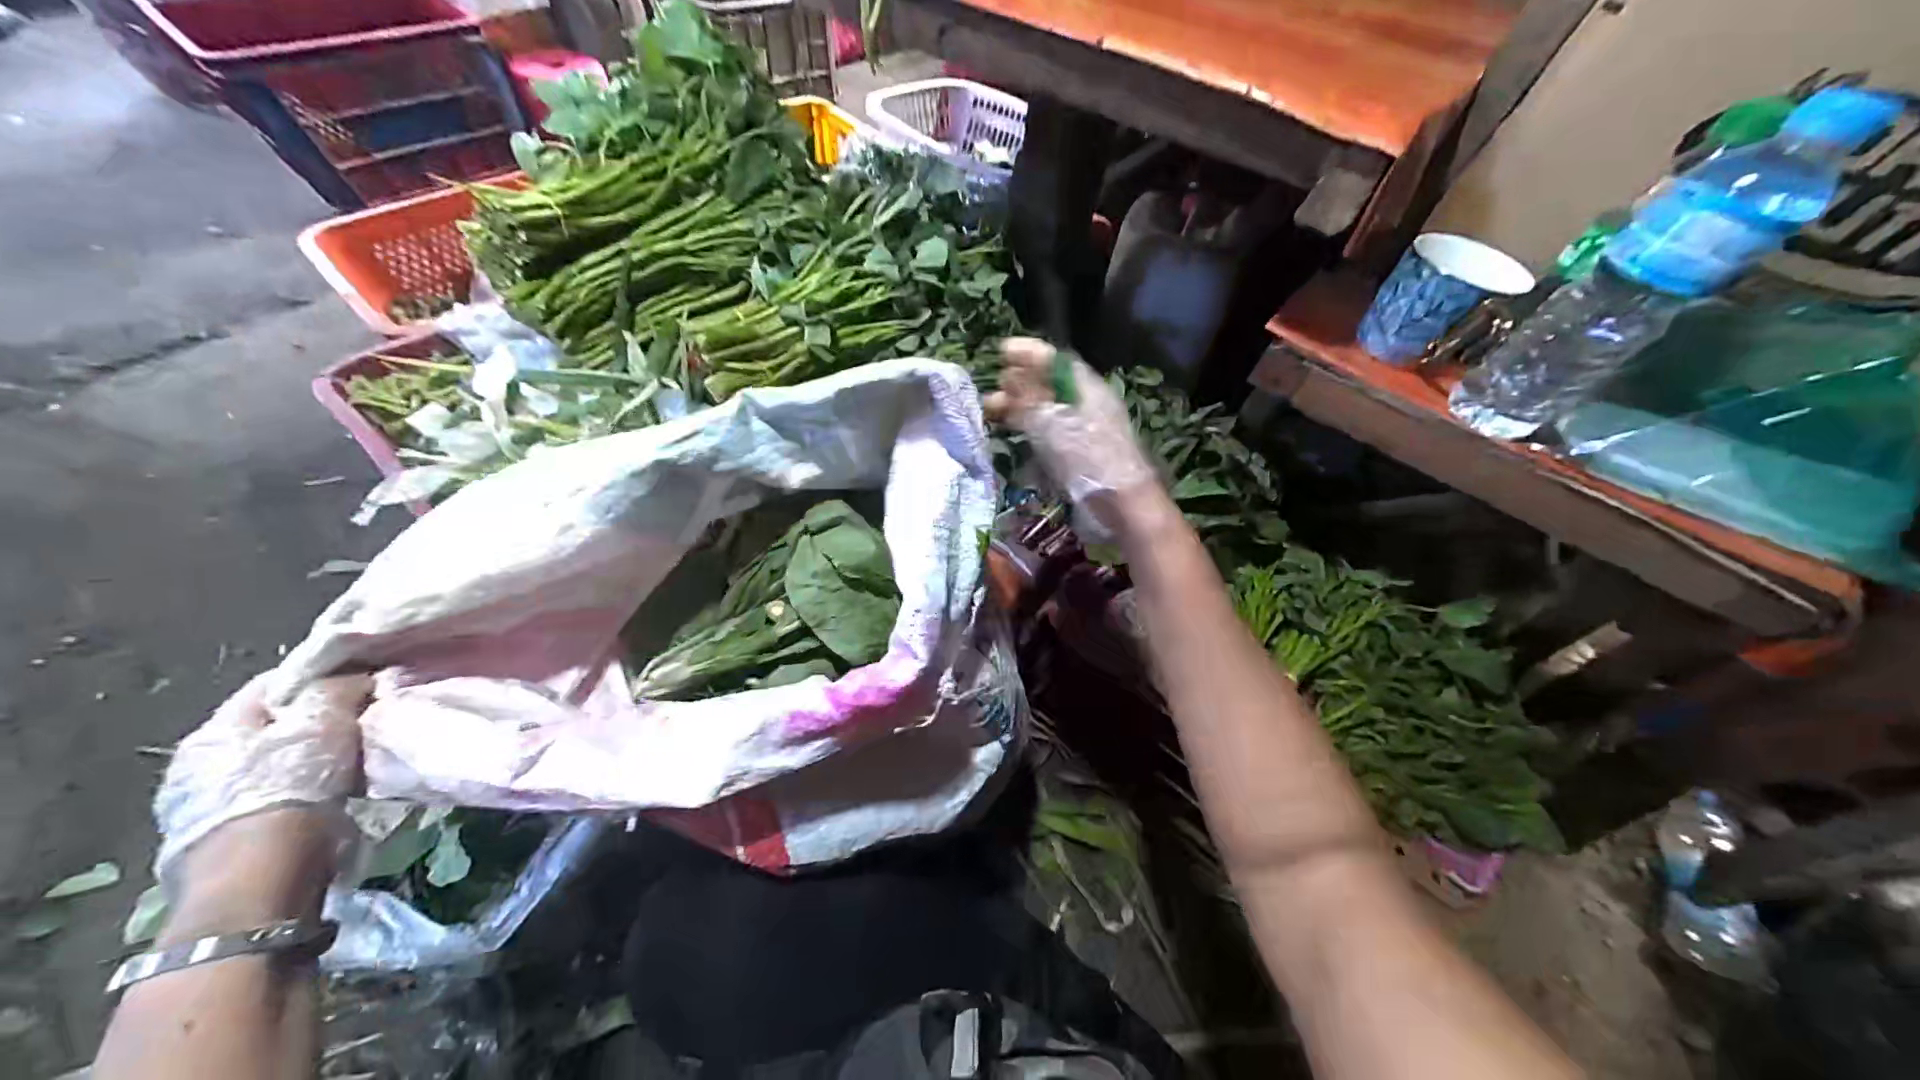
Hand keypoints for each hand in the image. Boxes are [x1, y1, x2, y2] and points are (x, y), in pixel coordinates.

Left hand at [154, 673, 372, 895]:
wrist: (266, 877)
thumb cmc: (288, 788)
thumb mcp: (321, 723)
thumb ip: (338, 690)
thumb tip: (360, 677)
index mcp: (214, 731)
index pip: (274, 683)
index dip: (323, 676)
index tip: (366, 680)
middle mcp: (202, 765)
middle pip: (276, 725)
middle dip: (321, 719)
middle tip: (368, 717)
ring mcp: (212, 806)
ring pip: (282, 761)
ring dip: (319, 756)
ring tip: (361, 755)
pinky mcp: (236, 839)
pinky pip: (285, 794)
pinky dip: (313, 788)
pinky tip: (342, 790)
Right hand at [983, 338, 1157, 534]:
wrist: (1121, 503)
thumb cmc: (1090, 458)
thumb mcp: (1055, 425)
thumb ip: (1030, 402)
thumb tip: (1009, 382)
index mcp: (1086, 389)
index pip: (1056, 361)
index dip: (1029, 353)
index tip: (1001, 352)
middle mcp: (1084, 404)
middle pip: (1048, 385)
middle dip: (1017, 383)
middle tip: (991, 389)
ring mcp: (1081, 430)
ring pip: (1045, 409)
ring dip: (1018, 407)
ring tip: (991, 412)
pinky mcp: (1077, 453)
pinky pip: (1047, 431)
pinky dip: (1027, 427)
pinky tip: (1010, 433)